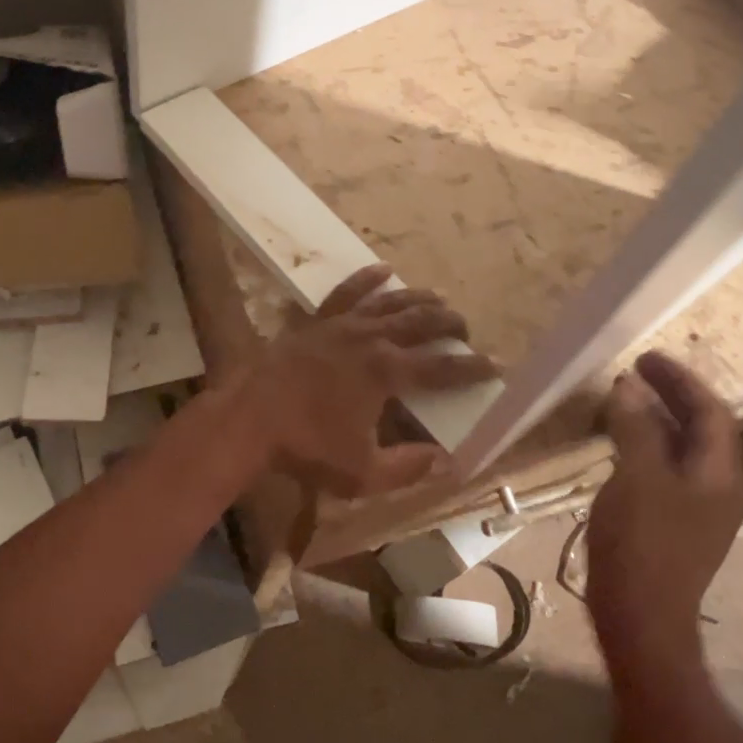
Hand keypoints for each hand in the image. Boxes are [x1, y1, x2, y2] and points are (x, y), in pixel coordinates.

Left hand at [205, 263, 497, 497]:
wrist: (248, 419)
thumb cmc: (304, 448)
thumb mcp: (362, 472)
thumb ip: (408, 467)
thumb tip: (444, 461)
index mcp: (387, 373)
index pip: (442, 368)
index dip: (472, 368)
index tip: (494, 365)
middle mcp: (369, 339)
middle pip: (421, 323)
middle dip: (450, 324)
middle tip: (466, 330)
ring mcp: (340, 325)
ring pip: (389, 302)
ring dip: (419, 299)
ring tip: (439, 298)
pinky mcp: (315, 321)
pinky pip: (346, 291)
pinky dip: (367, 279)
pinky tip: (384, 270)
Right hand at [586, 352, 742, 655]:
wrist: (641, 617)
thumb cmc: (643, 542)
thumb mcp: (637, 477)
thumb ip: (637, 428)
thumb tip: (630, 388)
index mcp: (720, 474)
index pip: (712, 412)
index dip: (681, 380)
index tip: (645, 357)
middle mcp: (719, 488)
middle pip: (702, 429)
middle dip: (671, 396)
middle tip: (634, 371)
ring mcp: (699, 510)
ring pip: (683, 450)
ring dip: (657, 420)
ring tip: (623, 400)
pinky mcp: (676, 525)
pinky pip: (667, 470)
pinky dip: (647, 446)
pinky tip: (618, 446)